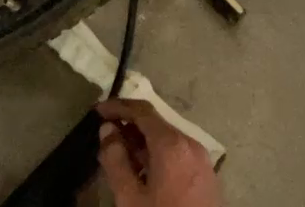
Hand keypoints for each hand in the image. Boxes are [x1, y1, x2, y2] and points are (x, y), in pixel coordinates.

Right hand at [97, 99, 221, 206]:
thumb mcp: (130, 197)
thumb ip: (115, 159)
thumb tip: (108, 130)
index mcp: (172, 144)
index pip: (141, 110)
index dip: (117, 106)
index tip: (97, 112)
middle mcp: (191, 144)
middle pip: (155, 123)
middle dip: (129, 126)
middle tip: (106, 137)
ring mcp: (203, 162)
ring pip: (167, 139)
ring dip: (143, 142)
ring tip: (121, 156)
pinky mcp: (207, 178)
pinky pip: (179, 155)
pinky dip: (158, 155)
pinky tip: (144, 172)